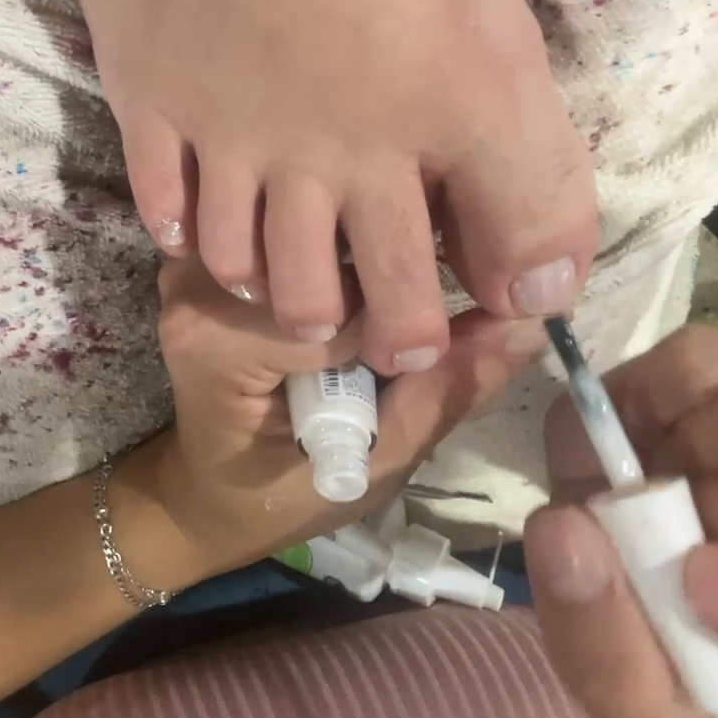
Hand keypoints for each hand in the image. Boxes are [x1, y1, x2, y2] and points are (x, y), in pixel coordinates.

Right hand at [10, 0, 599, 377]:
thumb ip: (484, 54)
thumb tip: (473, 125)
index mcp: (465, 84)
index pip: (534, 238)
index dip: (535, 282)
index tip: (518, 288)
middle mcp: (355, 141)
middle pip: (387, 299)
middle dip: (404, 330)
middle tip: (397, 328)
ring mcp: (239, 134)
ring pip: (270, 278)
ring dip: (295, 297)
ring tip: (299, 289)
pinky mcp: (149, 105)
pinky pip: (174, 217)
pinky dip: (198, 238)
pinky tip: (205, 228)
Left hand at [133, 257, 538, 577]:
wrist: (208, 490)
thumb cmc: (282, 493)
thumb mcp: (373, 466)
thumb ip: (440, 394)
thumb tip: (525, 323)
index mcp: (218, 340)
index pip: (345, 298)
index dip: (410, 312)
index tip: (452, 332)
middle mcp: (194, 285)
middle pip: (324, 244)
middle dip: (390, 262)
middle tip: (436, 292)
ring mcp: (192, 262)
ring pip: (310, 224)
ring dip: (364, 249)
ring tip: (401, 282)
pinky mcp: (207, 255)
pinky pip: (288, 230)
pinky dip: (335, 247)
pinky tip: (362, 269)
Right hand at [522, 327, 717, 717]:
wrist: (656, 536)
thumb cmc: (683, 648)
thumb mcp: (662, 711)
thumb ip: (620, 664)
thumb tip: (565, 538)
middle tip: (692, 578)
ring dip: (693, 482)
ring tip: (653, 510)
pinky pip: (698, 372)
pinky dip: (641, 418)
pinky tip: (639, 455)